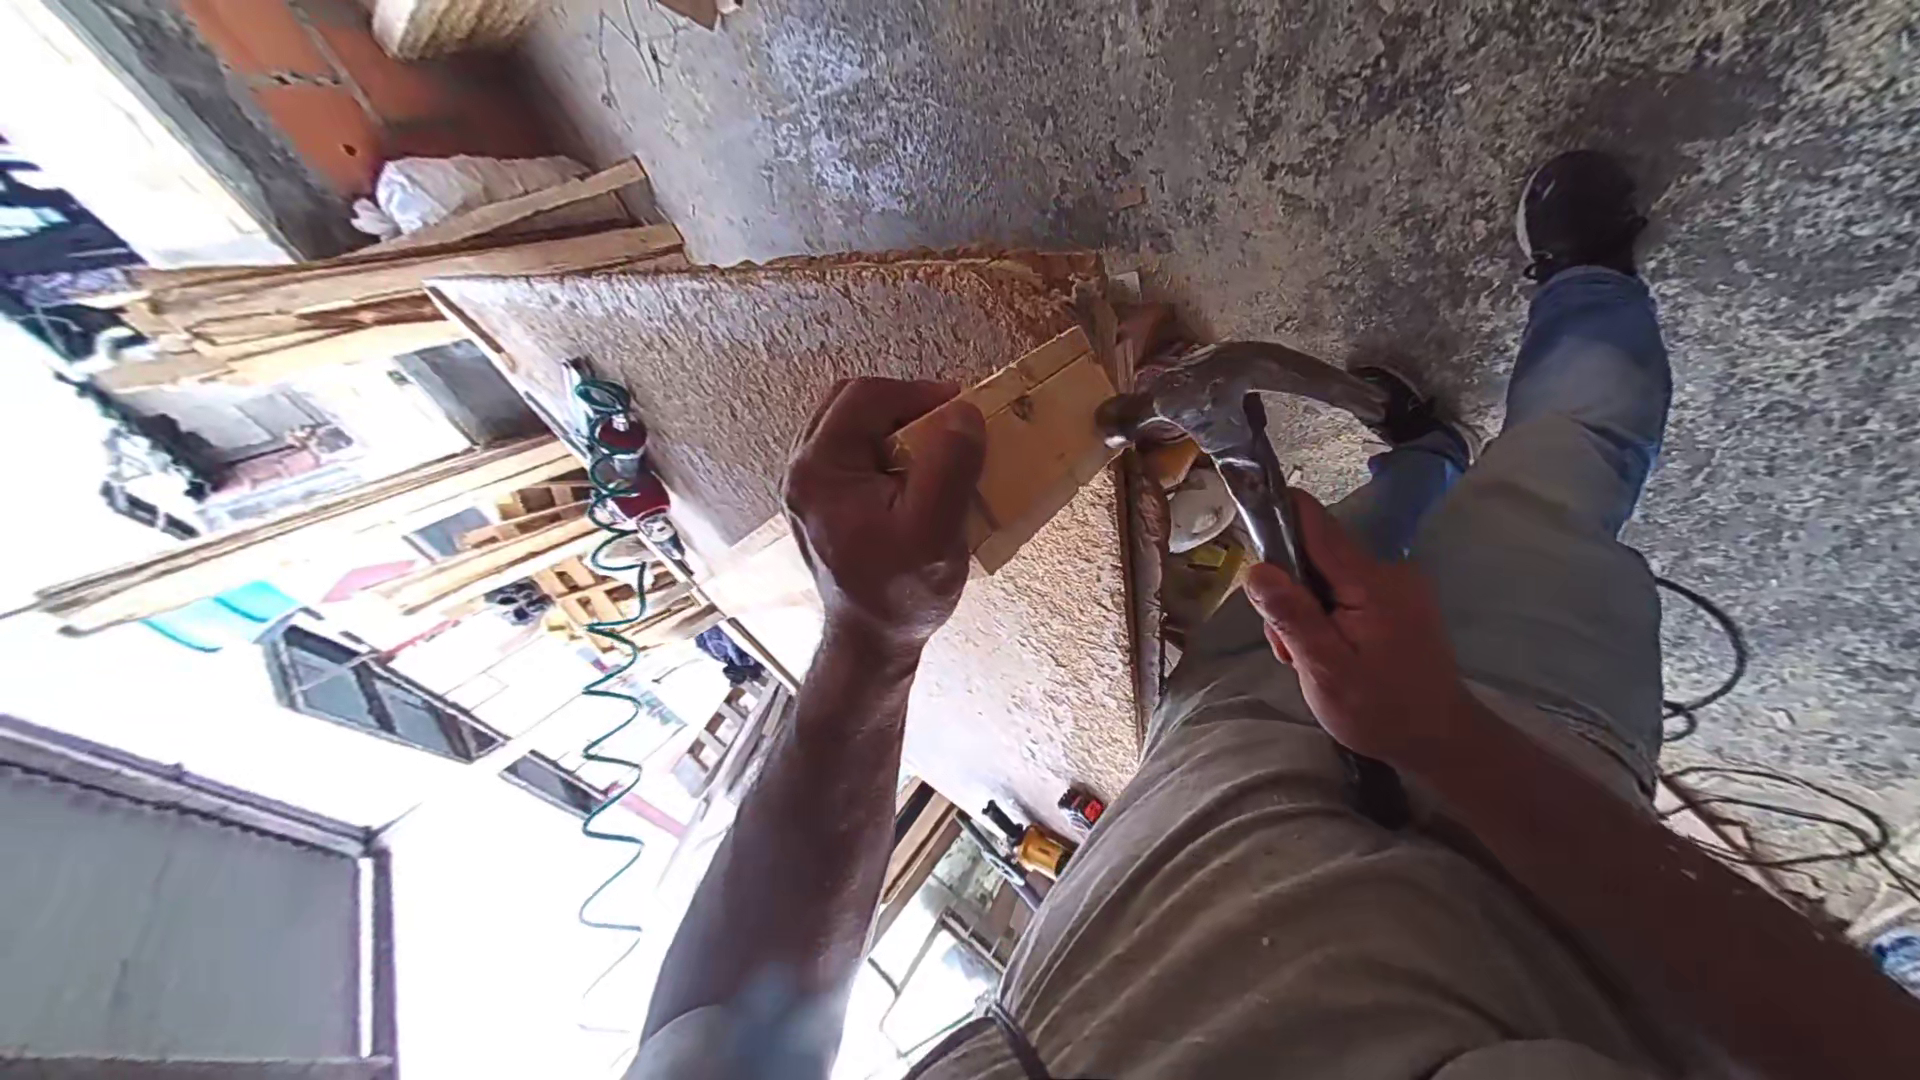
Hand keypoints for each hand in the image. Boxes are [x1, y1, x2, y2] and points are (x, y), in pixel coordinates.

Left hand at [785, 378, 985, 658]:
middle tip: (947, 424)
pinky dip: (887, 448)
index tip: (960, 408)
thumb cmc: (901, 595)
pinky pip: (854, 453)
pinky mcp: (825, 502)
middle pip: (851, 404)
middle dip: (904, 405)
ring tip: (935, 445)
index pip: (865, 398)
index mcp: (818, 471)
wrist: (872, 641)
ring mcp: (810, 488)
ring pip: (851, 426)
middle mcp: (803, 473)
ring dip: (896, 425)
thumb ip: (949, 468)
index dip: (917, 393)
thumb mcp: (934, 532)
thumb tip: (963, 412)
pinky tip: (916, 471)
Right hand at [1244, 490, 1476, 770]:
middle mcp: (1385, 571)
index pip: (1315, 525)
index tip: (1244, 518)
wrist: (1442, 743)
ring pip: (1319, 575)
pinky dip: (1318, 615)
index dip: (1275, 514)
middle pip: (1311, 553)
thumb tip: (1255, 569)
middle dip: (1284, 590)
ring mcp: (1391, 585)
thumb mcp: (1325, 669)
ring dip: (1300, 608)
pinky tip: (1323, 650)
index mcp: (1371, 582)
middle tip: (1285, 642)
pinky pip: (1337, 590)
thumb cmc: (1381, 710)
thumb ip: (1291, 616)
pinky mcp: (1390, 599)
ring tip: (1306, 656)